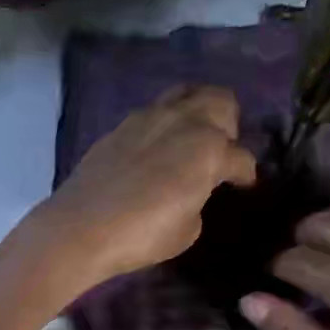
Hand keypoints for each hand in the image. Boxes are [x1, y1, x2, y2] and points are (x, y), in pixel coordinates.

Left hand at [25, 85, 257, 286]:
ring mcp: (151, 116)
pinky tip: (157, 149)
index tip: (245, 187)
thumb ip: (200, 200)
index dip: (246, 176)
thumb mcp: (188, 230)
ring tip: (190, 141)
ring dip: (198, 112)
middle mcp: (185, 121)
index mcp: (210, 149)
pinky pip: (156, 110)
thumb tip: (194, 191)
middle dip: (228, 126)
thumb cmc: (144, 235)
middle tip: (219, 153)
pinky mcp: (123, 124)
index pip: (242, 158)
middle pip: (222, 102)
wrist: (82, 227)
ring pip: (188, 93)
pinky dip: (166, 123)